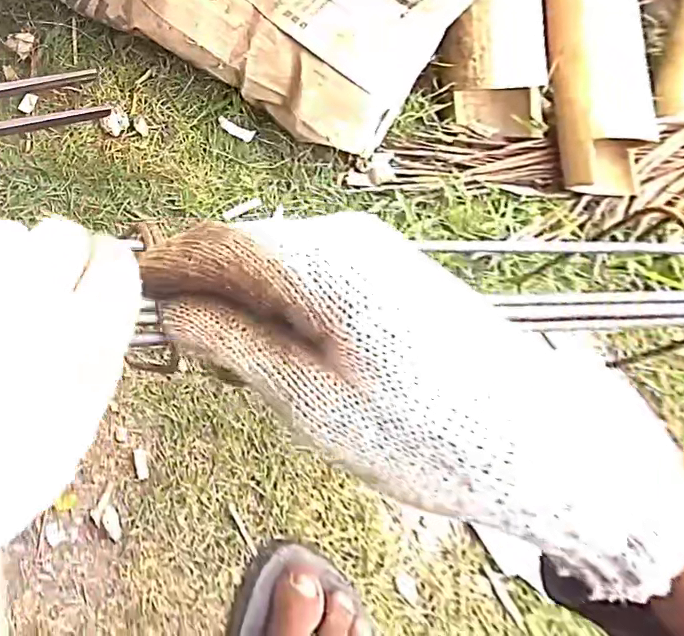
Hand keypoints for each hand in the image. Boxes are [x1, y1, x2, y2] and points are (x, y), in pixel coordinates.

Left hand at [0, 218, 140, 609]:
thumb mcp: (73, 426)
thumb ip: (95, 352)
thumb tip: (99, 296)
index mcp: (78, 339)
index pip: (113, 264)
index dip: (103, 267)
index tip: (90, 273)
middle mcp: (28, 297)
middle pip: (61, 233)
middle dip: (55, 255)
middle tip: (36, 286)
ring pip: (4, 233)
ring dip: (1, 259)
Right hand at [144, 213, 683, 602]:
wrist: (552, 448)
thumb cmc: (428, 436)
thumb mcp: (310, 402)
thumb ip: (230, 344)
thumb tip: (171, 312)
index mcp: (321, 263)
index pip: (214, 244)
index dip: (165, 264)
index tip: (130, 291)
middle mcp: (338, 235)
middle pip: (238, 245)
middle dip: (198, 284)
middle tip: (176, 336)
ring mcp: (362, 244)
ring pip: (265, 255)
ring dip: (233, 293)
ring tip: (225, 350)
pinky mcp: (377, 262)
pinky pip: (299, 265)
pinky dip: (268, 296)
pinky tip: (273, 338)